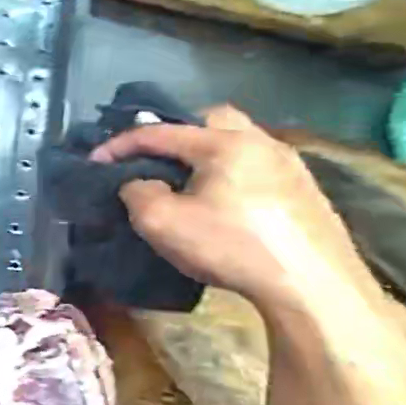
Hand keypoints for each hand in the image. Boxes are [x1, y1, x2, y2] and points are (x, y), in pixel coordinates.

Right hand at [92, 105, 376, 313]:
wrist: (312, 286)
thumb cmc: (229, 245)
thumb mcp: (158, 220)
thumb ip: (136, 191)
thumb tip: (142, 184)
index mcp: (225, 144)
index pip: (159, 132)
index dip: (118, 144)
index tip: (93, 161)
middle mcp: (262, 144)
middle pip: (212, 118)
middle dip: (174, 132)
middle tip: (150, 157)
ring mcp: (290, 166)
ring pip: (237, 141)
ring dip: (203, 153)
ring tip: (180, 178)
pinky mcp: (303, 190)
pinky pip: (254, 164)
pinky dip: (226, 170)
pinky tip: (216, 198)